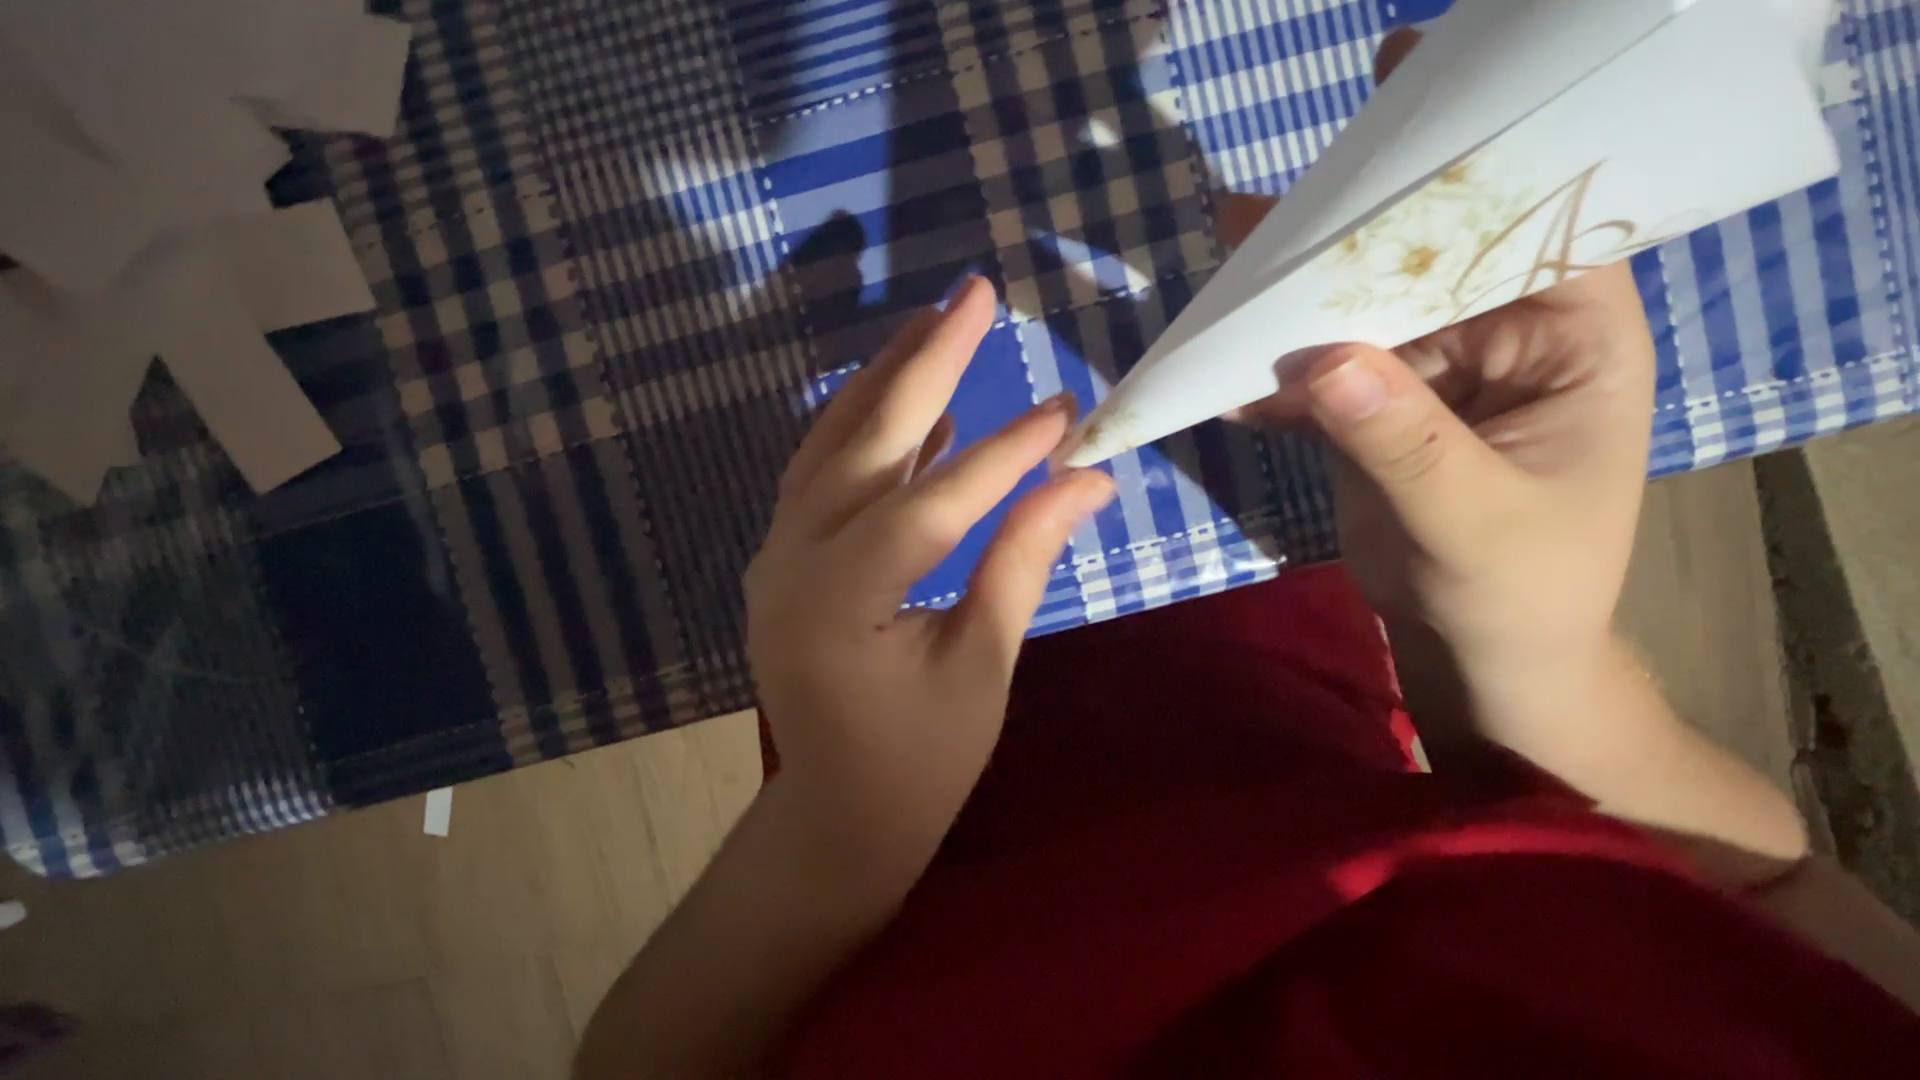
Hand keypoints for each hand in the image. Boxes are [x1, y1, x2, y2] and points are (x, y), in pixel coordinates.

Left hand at [747, 276, 1115, 872]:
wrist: (837, 816)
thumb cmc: (920, 761)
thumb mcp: (982, 666)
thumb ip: (1023, 561)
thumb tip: (1089, 479)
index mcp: (837, 606)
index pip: (931, 506)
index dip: (1004, 455)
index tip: (1065, 410)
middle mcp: (790, 565)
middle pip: (864, 444)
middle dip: (926, 365)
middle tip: (974, 294)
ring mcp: (777, 557)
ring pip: (831, 446)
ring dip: (887, 380)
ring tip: (938, 322)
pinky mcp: (784, 558)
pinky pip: (821, 475)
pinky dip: (863, 429)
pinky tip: (907, 398)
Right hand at [1224, 27, 1656, 682]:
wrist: (1480, 649)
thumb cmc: (1519, 587)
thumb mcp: (1473, 518)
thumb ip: (1403, 439)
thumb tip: (1320, 361)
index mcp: (1574, 335)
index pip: (1535, 217)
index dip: (1473, 155)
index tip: (1399, 90)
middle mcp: (1505, 333)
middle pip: (1424, 257)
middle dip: (1348, 234)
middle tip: (1264, 205)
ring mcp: (1432, 370)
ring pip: (1358, 311)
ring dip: (1292, 301)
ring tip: (1223, 266)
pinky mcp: (1378, 407)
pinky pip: (1319, 372)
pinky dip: (1271, 375)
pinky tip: (1220, 376)